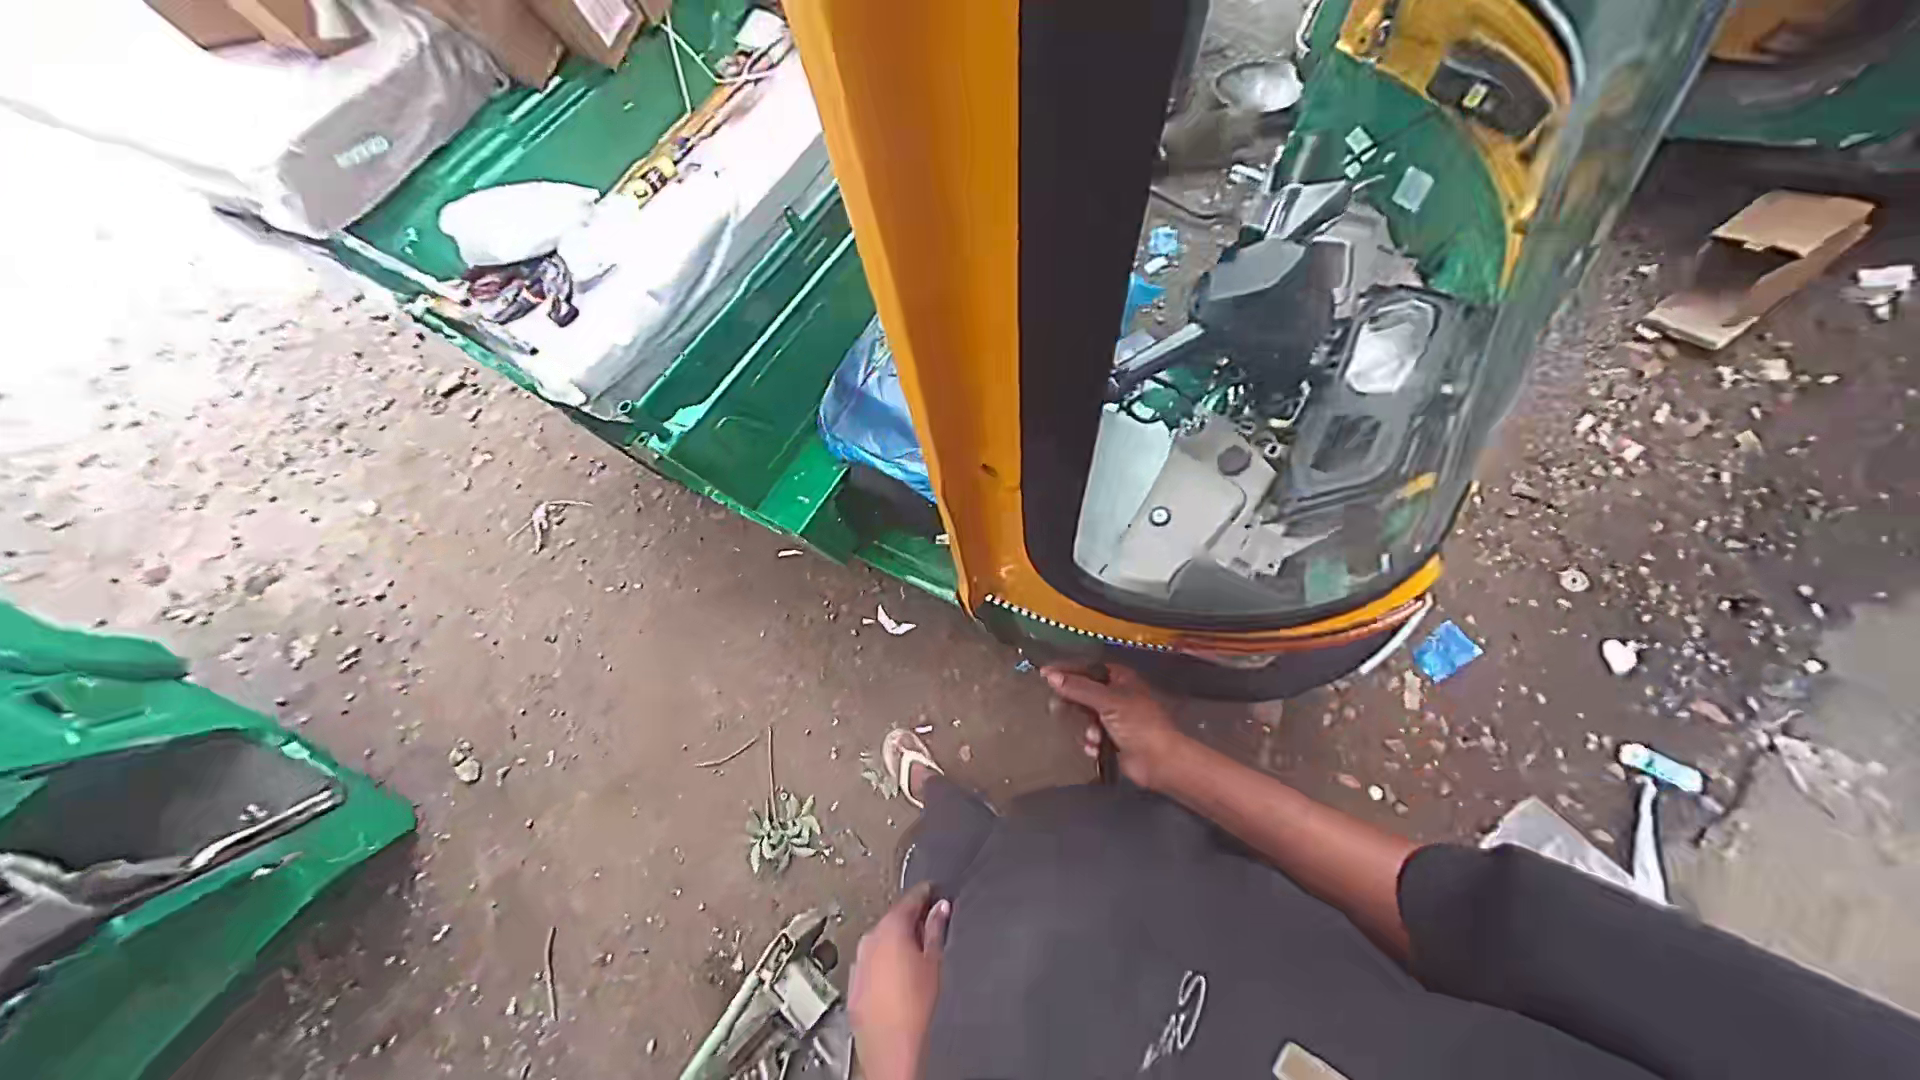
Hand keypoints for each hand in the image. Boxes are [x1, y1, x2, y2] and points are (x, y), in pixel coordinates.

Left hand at [849, 882, 950, 1079]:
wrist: (893, 1054)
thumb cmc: (916, 1012)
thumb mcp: (935, 962)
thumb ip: (936, 928)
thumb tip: (940, 908)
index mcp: (891, 928)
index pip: (911, 897)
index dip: (927, 893)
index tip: (936, 892)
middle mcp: (869, 940)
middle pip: (894, 918)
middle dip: (912, 920)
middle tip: (931, 925)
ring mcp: (858, 963)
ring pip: (880, 941)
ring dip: (896, 942)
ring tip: (917, 956)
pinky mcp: (854, 985)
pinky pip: (870, 963)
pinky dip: (883, 963)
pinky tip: (898, 979)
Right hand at [1042, 664, 1188, 789]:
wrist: (1160, 761)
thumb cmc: (1138, 723)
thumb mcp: (1107, 700)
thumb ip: (1078, 688)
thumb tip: (1050, 675)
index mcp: (1120, 678)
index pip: (1087, 668)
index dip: (1067, 670)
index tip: (1044, 674)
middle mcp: (1116, 694)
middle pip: (1083, 692)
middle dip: (1075, 704)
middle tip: (1057, 707)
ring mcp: (1114, 718)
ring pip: (1085, 716)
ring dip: (1086, 728)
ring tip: (1093, 737)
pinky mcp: (1112, 739)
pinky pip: (1090, 735)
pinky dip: (1091, 742)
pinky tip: (1095, 748)